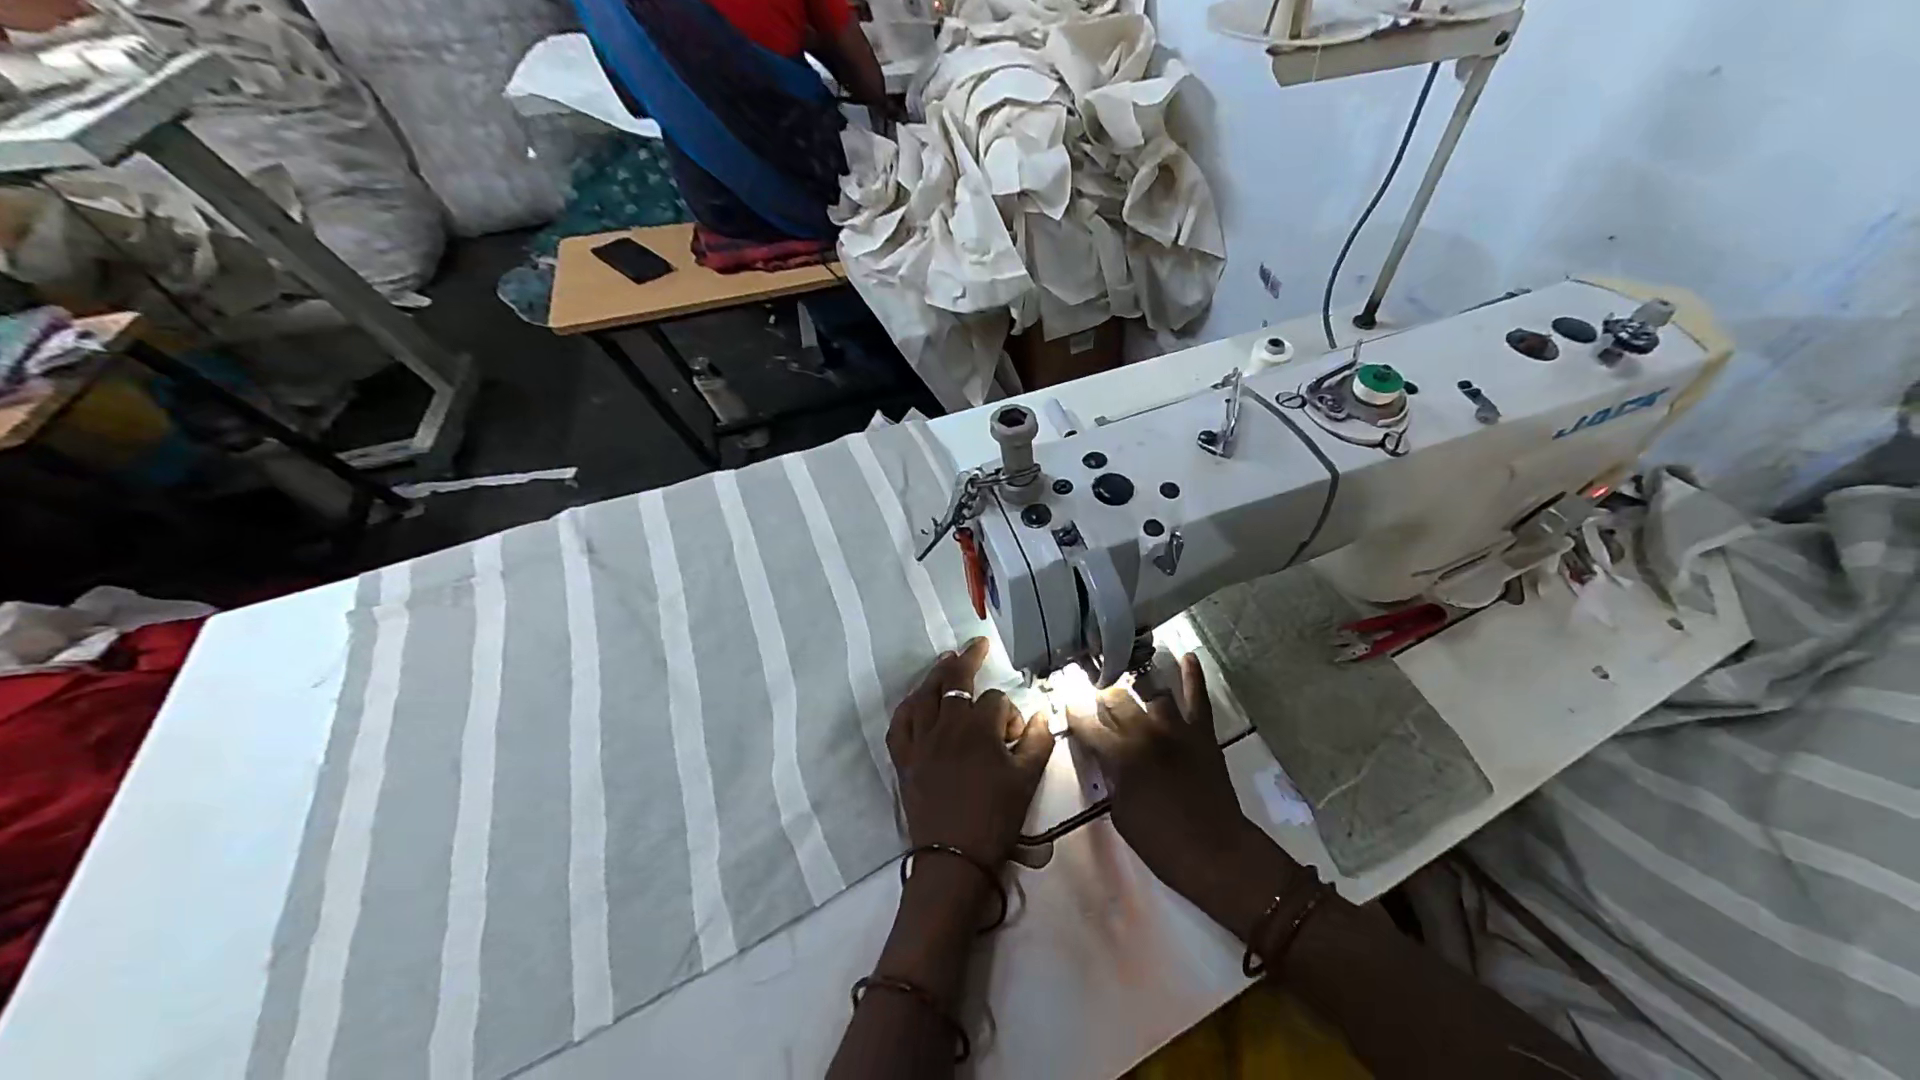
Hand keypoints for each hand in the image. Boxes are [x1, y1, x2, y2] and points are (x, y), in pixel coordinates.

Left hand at [888, 637, 1053, 866]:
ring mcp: (920, 741)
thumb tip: (1042, 716)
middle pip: (954, 681)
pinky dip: (907, 708)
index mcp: (978, 729)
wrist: (954, 858)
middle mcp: (946, 726)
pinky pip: (899, 724)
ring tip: (946, 661)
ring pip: (925, 696)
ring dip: (936, 675)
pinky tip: (915, 700)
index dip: (1010, 712)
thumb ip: (1038, 742)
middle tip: (977, 644)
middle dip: (968, 659)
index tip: (1016, 735)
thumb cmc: (995, 819)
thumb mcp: (1027, 780)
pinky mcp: (903, 759)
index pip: (995, 701)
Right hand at [1069, 655, 1302, 928]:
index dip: (1074, 711)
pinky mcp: (1202, 732)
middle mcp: (1144, 732)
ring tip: (1128, 677)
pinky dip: (1192, 675)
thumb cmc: (1159, 841)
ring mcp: (1176, 728)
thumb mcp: (1119, 811)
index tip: (1068, 703)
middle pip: (1116, 697)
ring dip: (1138, 684)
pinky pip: (1197, 696)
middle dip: (1101, 694)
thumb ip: (1109, 775)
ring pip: (1152, 690)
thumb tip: (1102, 752)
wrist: (1215, 852)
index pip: (1087, 723)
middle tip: (1096, 694)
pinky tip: (1186, 655)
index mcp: (1119, 755)